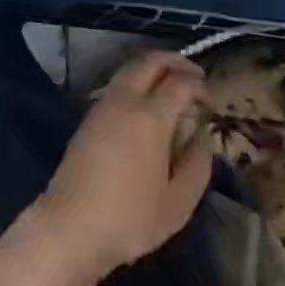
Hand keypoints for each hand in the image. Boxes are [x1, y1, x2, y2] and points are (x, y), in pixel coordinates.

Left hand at [30, 52, 213, 276]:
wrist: (71, 224)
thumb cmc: (130, 219)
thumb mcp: (178, 204)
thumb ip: (197, 166)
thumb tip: (203, 138)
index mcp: (150, 117)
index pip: (180, 83)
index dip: (200, 87)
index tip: (213, 103)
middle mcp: (124, 100)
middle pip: (150, 62)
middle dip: (176, 61)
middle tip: (197, 74)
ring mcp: (102, 105)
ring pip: (130, 69)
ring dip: (154, 68)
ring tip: (174, 85)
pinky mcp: (89, 116)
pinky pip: (117, 84)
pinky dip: (137, 80)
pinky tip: (148, 104)